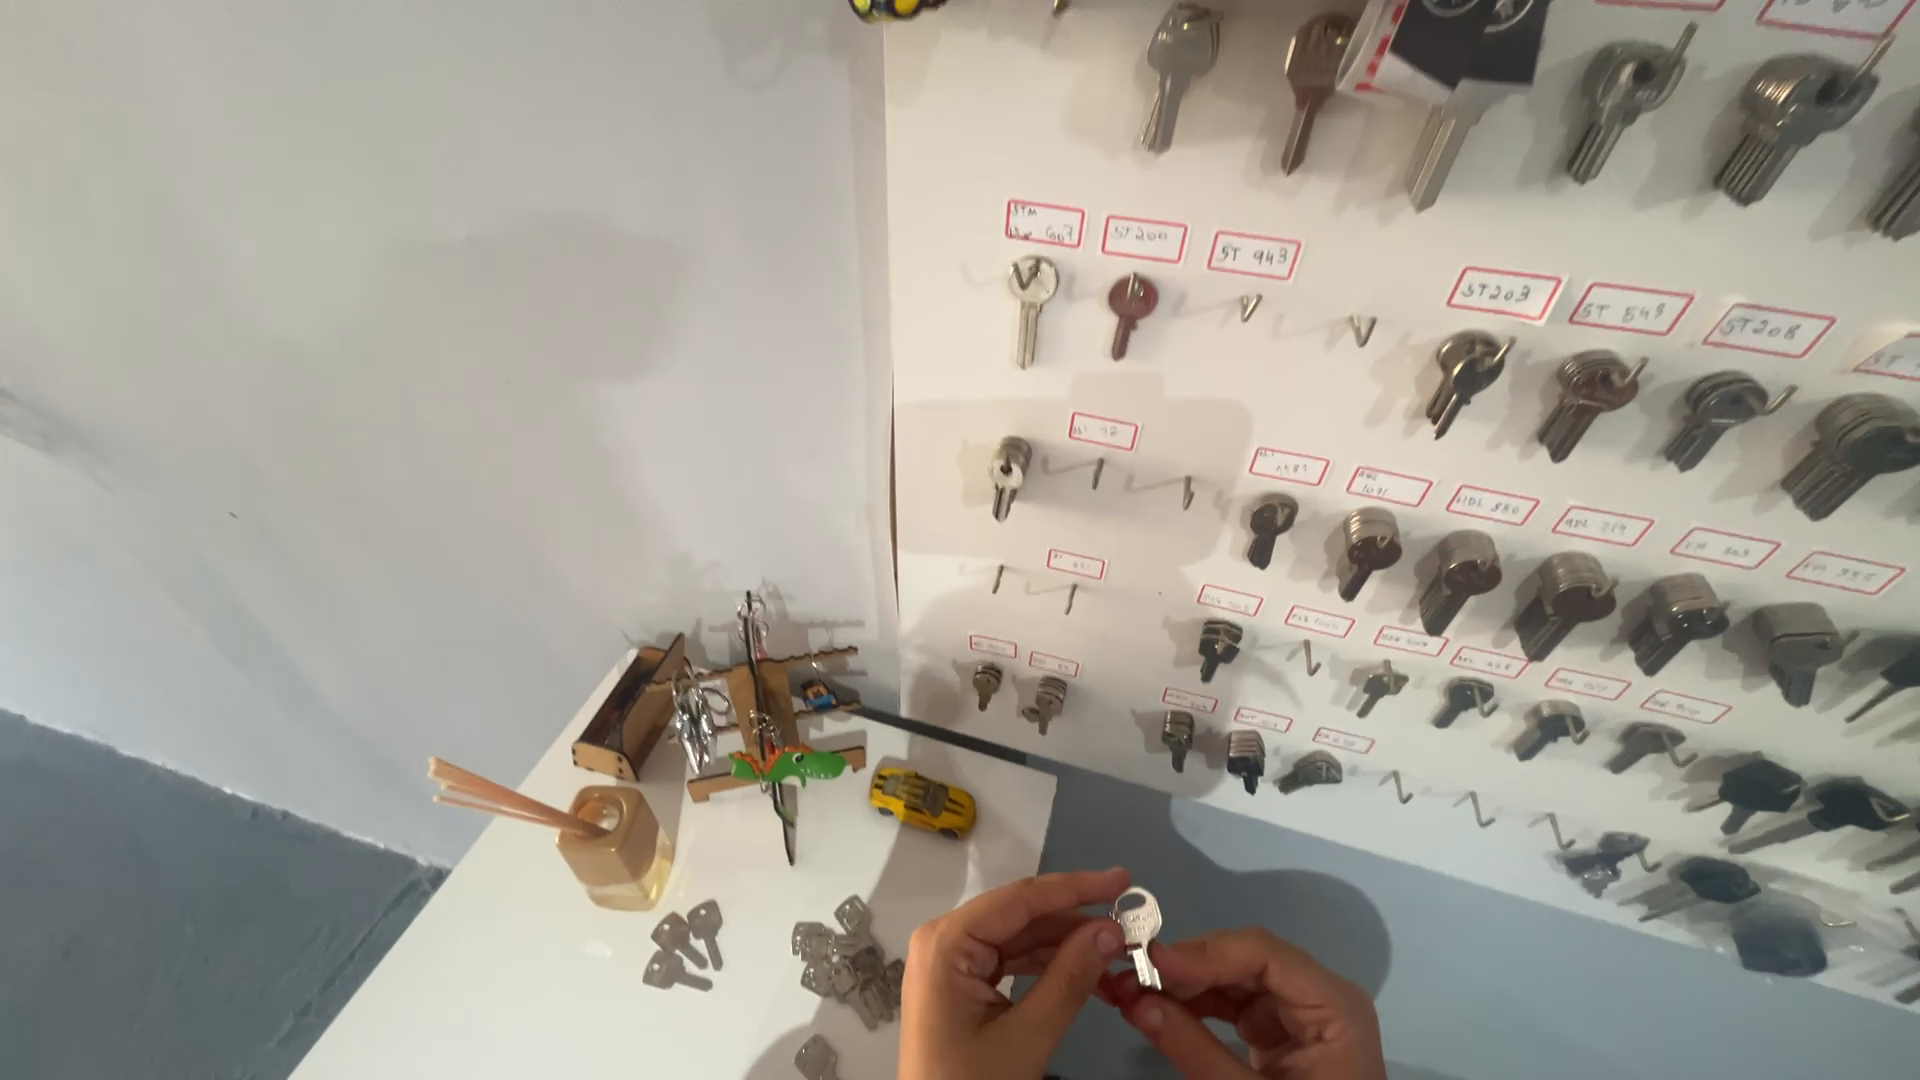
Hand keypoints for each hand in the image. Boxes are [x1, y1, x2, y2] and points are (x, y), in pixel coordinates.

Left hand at [899, 867, 1129, 1079]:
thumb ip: (1068, 979)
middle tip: (1129, 921)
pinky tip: (1088, 967)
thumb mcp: (1025, 1039)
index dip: (1074, 887)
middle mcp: (946, 938)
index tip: (1121, 880)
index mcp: (948, 940)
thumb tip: (1110, 930)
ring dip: (1068, 944)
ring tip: (1118, 947)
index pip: (1020, 899)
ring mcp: (953, 959)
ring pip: (1021, 937)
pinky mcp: (964, 982)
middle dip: (1076, 920)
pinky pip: (1012, 960)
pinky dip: (1050, 966)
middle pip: (1021, 915)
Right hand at [1105, 928, 1385, 1079]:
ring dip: (1181, 984)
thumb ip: (1197, 1051)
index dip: (1205, 952)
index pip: (1263, 953)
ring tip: (1133, 989)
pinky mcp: (1276, 1030)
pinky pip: (1229, 1003)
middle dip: (1185, 968)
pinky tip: (1158, 1006)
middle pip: (1242, 959)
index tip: (1152, 961)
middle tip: (1131, 974)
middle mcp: (1316, 995)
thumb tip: (1136, 1003)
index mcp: (1333, 1005)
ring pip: (1229, 977)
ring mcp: (1295, 1011)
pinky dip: (1194, 1004)